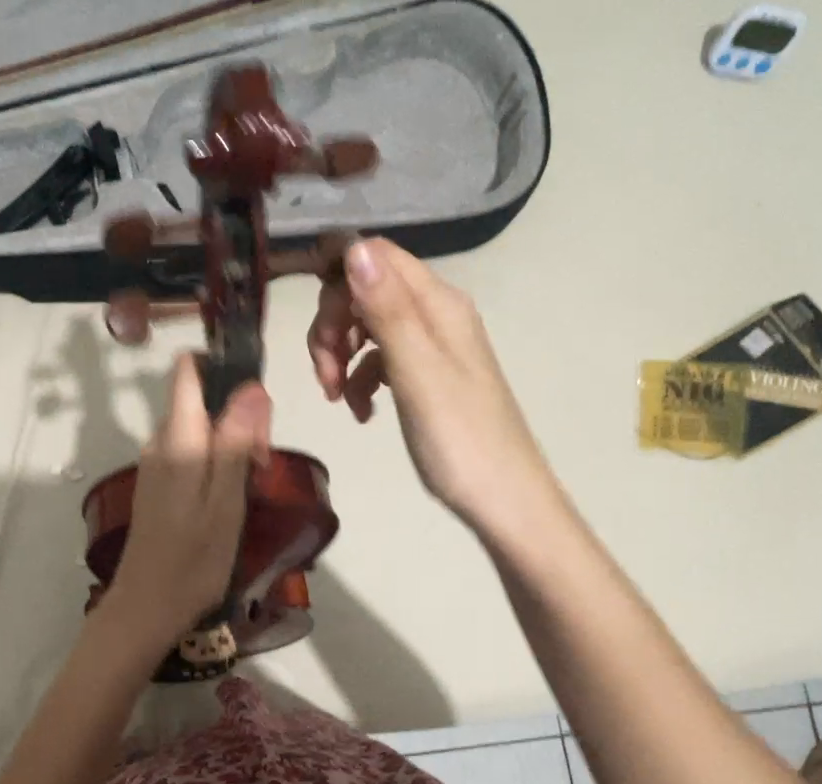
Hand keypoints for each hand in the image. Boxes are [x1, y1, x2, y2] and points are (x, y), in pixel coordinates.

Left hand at [103, 352, 270, 644]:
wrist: (146, 607)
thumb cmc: (193, 560)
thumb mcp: (225, 501)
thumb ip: (235, 442)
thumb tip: (250, 387)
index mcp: (177, 439)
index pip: (188, 371)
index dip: (223, 368)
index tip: (255, 399)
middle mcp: (159, 442)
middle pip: (201, 402)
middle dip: (237, 419)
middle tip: (259, 464)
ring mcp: (155, 464)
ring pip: (199, 430)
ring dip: (230, 446)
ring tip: (248, 487)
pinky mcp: (157, 486)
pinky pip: (191, 454)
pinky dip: (215, 465)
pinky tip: (229, 500)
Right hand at [307, 238, 559, 537]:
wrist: (504, 499)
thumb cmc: (460, 440)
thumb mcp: (417, 373)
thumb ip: (386, 310)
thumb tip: (354, 246)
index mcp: (437, 305)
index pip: (375, 257)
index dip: (336, 279)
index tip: (317, 328)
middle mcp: (436, 315)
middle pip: (364, 291)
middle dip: (332, 328)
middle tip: (325, 376)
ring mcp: (431, 347)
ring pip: (366, 327)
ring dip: (340, 357)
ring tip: (336, 399)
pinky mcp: (424, 377)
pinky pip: (378, 361)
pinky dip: (359, 381)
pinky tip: (360, 412)